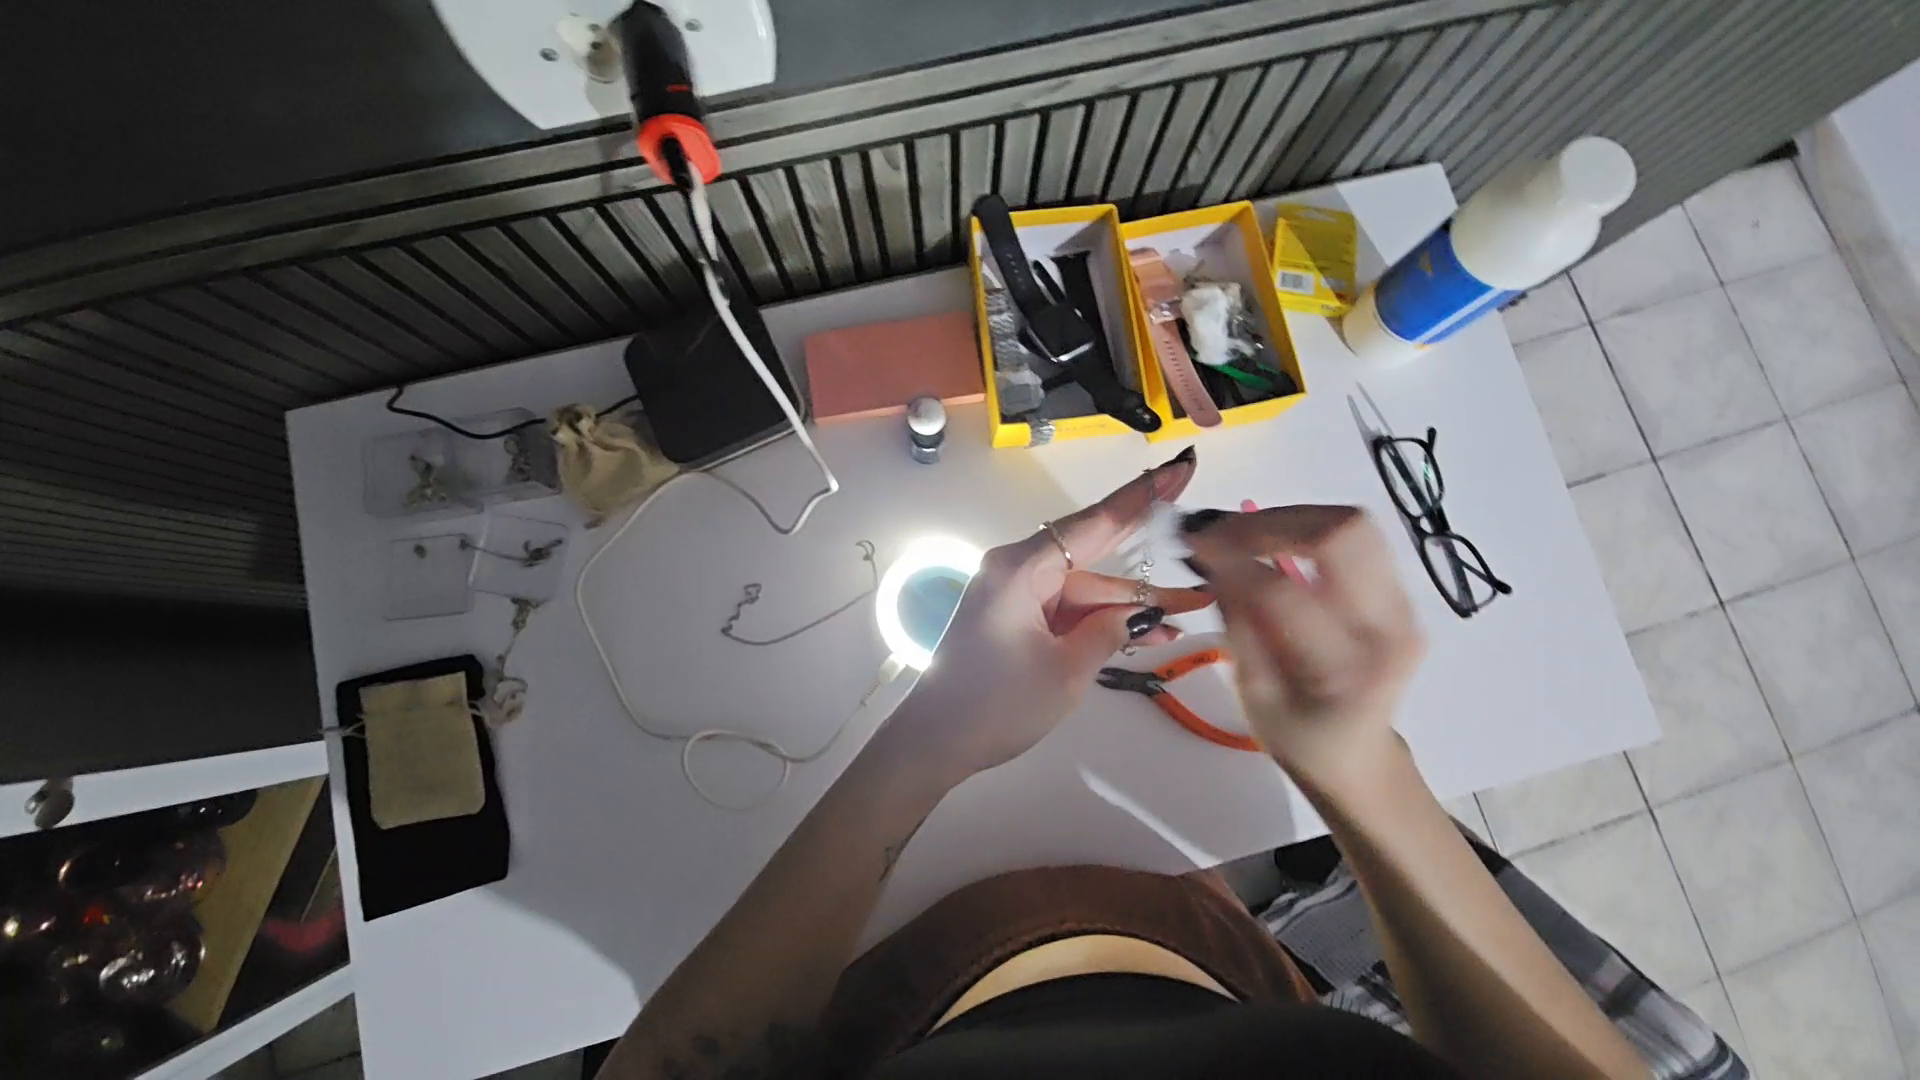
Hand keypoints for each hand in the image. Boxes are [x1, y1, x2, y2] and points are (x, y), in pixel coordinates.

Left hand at [882, 450, 1209, 778]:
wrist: (934, 743)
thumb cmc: (996, 705)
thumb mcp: (1065, 671)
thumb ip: (1109, 632)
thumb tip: (1144, 613)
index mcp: (1021, 569)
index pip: (1093, 524)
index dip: (1141, 499)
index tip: (1178, 470)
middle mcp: (1016, 570)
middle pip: (1093, 562)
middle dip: (1147, 572)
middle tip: (1201, 548)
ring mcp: (1015, 596)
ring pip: (1084, 592)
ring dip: (1129, 608)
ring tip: (1189, 614)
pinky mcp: (1015, 619)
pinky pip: (1066, 612)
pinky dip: (1100, 623)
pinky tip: (1148, 634)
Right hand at [1185, 505, 1424, 796]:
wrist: (1357, 753)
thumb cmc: (1297, 736)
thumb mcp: (1252, 696)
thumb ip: (1238, 627)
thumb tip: (1214, 560)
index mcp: (1344, 672)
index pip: (1284, 593)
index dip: (1232, 558)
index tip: (1192, 541)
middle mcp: (1389, 629)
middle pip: (1341, 535)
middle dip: (1271, 522)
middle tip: (1222, 530)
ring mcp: (1405, 605)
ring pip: (1352, 523)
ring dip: (1289, 518)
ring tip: (1243, 533)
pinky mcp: (1402, 591)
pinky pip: (1355, 536)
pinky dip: (1307, 527)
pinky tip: (1272, 543)